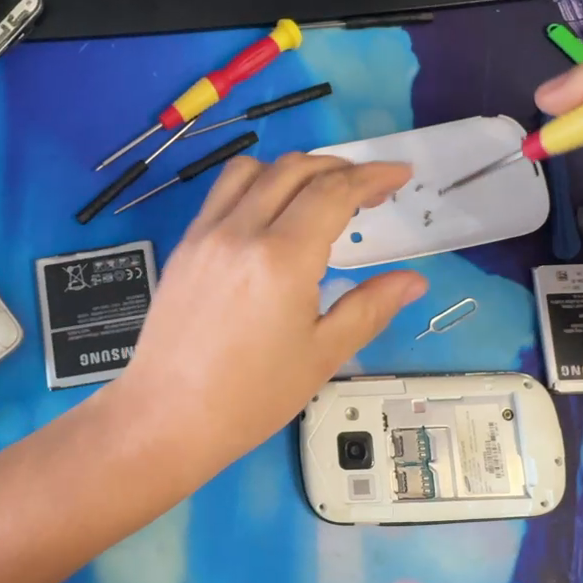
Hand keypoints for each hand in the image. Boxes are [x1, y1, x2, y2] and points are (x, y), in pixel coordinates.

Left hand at [111, 154, 429, 465]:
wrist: (168, 415)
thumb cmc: (251, 396)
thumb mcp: (322, 355)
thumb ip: (370, 308)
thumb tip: (413, 281)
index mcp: (282, 258)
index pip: (334, 192)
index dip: (372, 176)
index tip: (399, 175)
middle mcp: (241, 231)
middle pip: (295, 169)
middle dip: (340, 167)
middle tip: (369, 189)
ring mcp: (206, 233)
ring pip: (253, 169)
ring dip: (294, 168)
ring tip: (319, 193)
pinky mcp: (185, 244)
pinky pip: (222, 192)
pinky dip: (256, 183)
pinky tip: (270, 213)